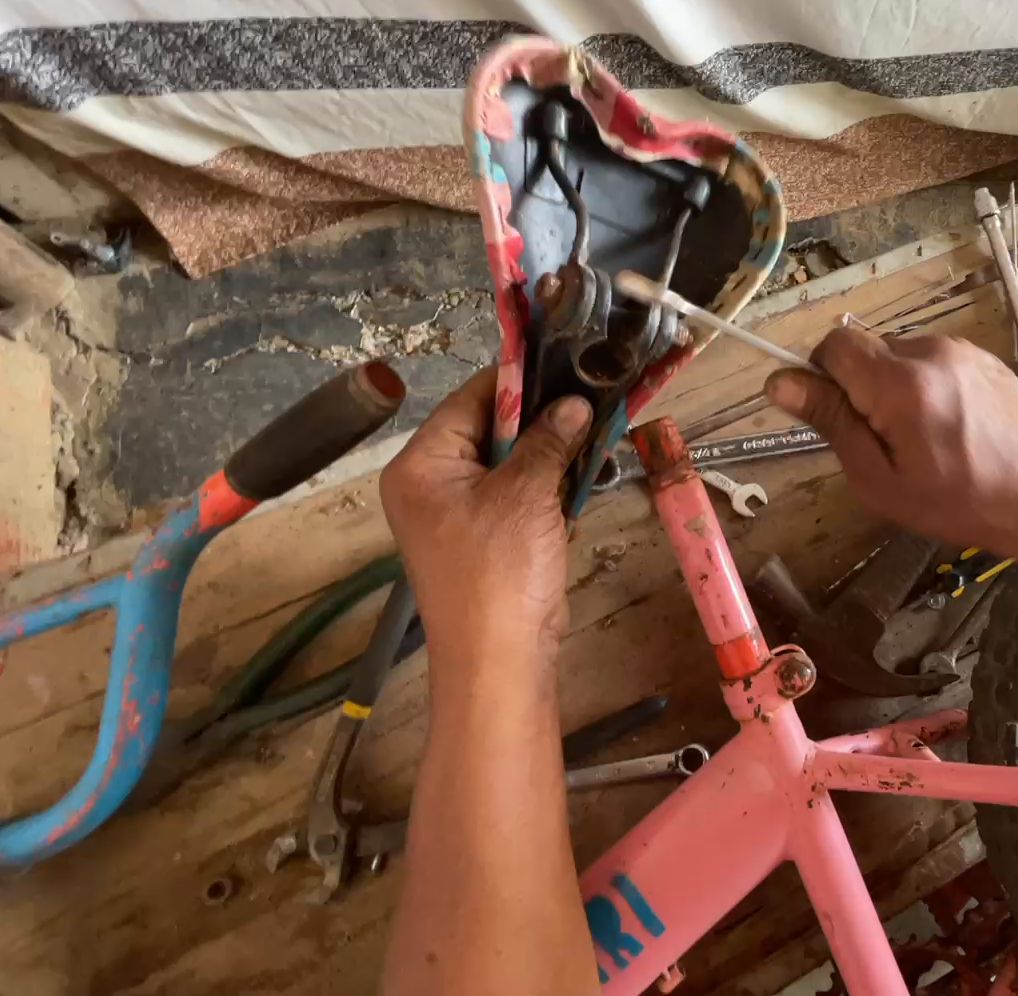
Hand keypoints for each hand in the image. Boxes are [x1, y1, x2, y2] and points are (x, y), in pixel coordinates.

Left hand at [380, 369, 590, 668]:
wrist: (500, 658)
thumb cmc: (500, 570)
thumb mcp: (524, 495)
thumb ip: (548, 441)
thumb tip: (573, 402)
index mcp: (422, 466)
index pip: (469, 401)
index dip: (516, 378)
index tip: (561, 359)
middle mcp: (435, 484)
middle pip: (491, 430)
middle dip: (541, 417)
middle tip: (588, 394)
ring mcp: (462, 513)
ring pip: (511, 463)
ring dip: (551, 451)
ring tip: (595, 427)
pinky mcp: (490, 537)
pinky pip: (520, 495)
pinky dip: (550, 484)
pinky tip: (584, 471)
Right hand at [763, 327, 1017, 558]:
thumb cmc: (959, 502)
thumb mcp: (881, 480)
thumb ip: (832, 423)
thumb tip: (779, 382)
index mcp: (899, 383)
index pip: (834, 345)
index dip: (821, 377)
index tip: (837, 417)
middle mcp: (928, 351)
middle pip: (865, 349)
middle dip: (859, 388)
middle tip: (883, 441)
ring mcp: (959, 349)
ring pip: (896, 355)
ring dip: (891, 388)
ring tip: (922, 438)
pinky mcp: (979, 355)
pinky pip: (928, 360)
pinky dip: (921, 386)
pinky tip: (948, 426)